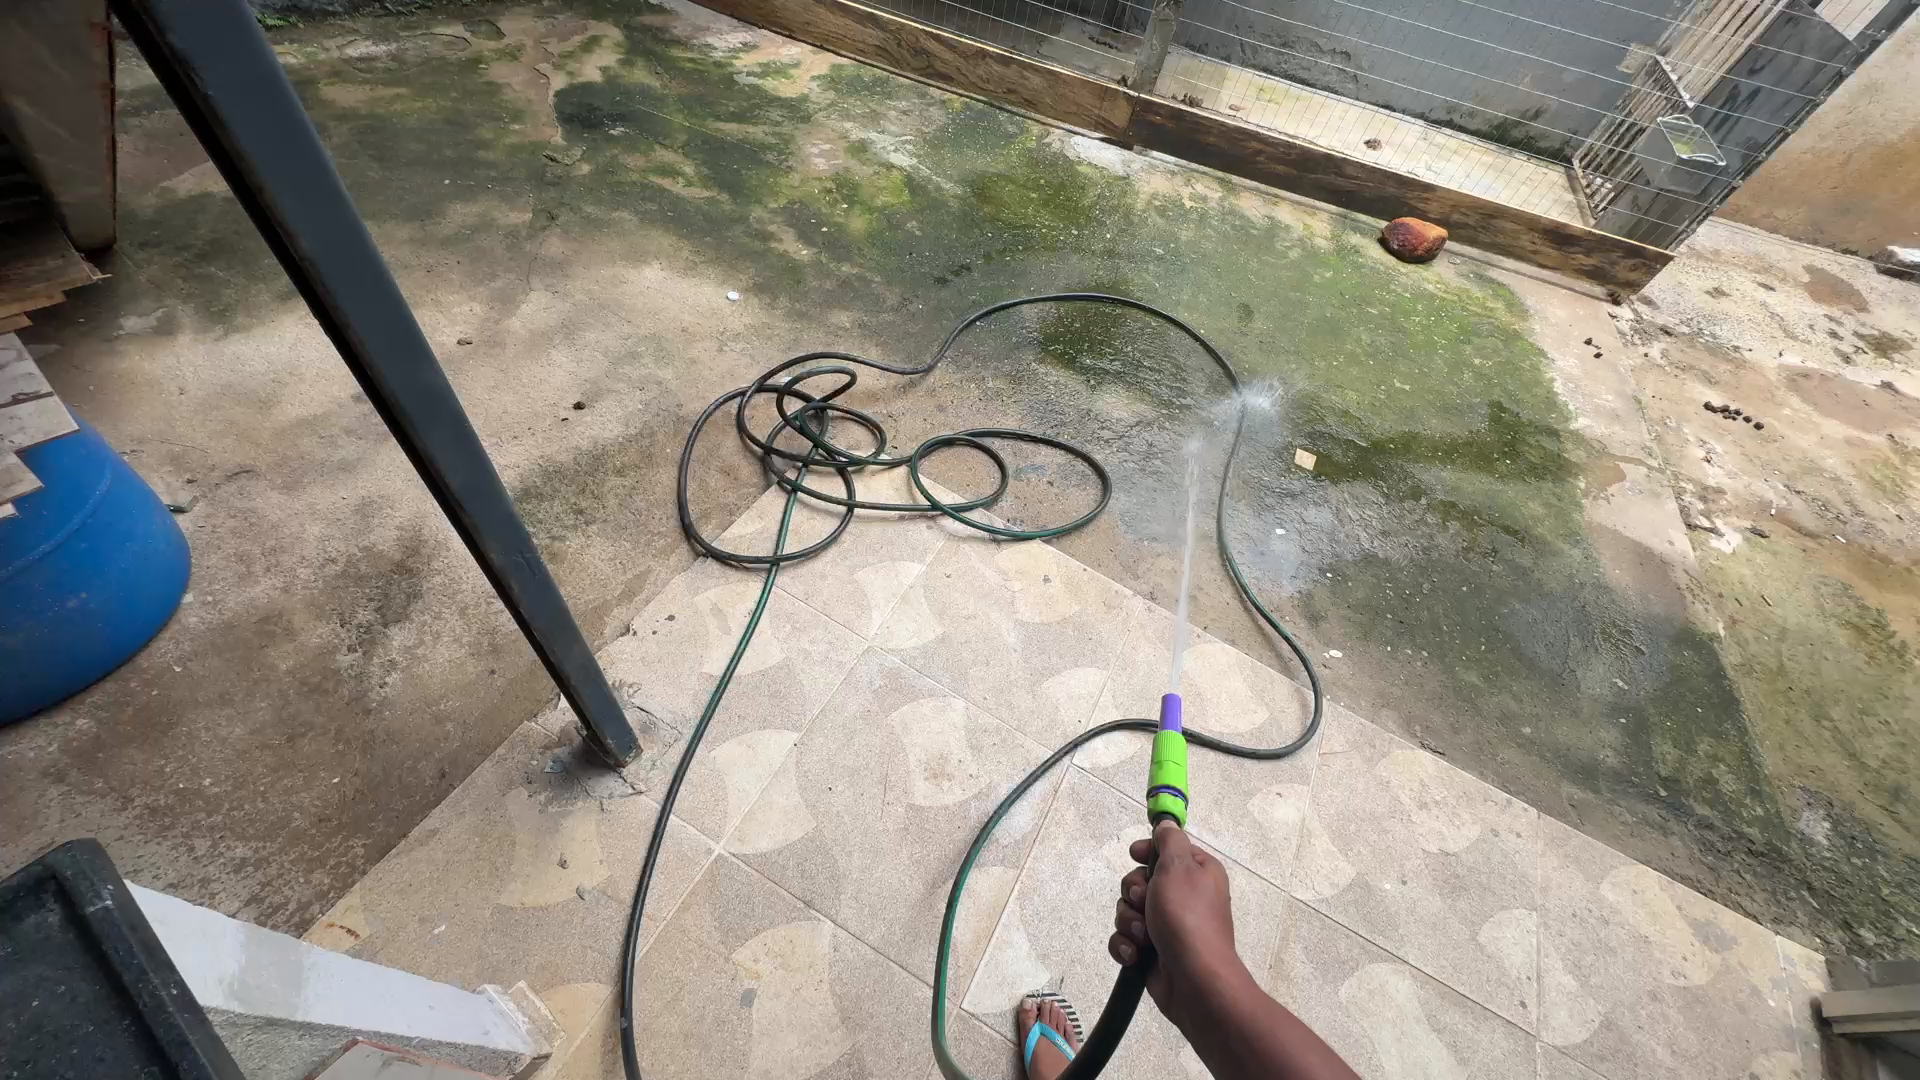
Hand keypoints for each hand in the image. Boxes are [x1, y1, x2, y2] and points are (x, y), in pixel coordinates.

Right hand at [1108, 820, 1249, 1031]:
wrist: (1194, 982)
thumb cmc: (1187, 916)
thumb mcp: (1178, 867)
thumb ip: (1169, 841)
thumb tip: (1167, 823)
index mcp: (1196, 873)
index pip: (1166, 850)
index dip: (1147, 852)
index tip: (1135, 855)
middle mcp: (1183, 896)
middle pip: (1139, 880)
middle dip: (1133, 892)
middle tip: (1143, 902)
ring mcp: (1166, 926)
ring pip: (1128, 909)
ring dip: (1129, 921)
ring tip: (1142, 935)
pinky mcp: (1151, 952)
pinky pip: (1125, 938)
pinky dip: (1126, 945)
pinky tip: (1134, 954)